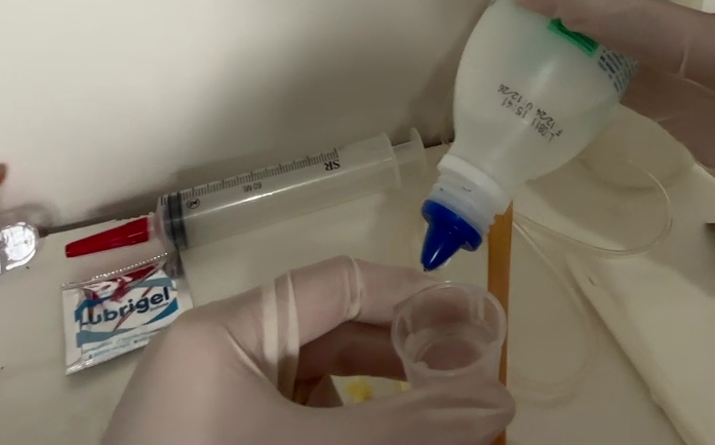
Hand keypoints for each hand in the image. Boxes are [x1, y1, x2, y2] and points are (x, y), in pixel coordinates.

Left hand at [102, 256, 513, 444]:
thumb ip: (402, 428)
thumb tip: (496, 400)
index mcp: (225, 331)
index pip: (336, 284)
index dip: (407, 295)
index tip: (470, 316)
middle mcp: (220, 353)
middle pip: (330, 328)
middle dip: (401, 350)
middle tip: (469, 367)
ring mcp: (219, 400)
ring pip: (317, 377)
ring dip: (380, 389)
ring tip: (441, 404)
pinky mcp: (226, 436)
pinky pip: (297, 414)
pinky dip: (344, 422)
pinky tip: (389, 434)